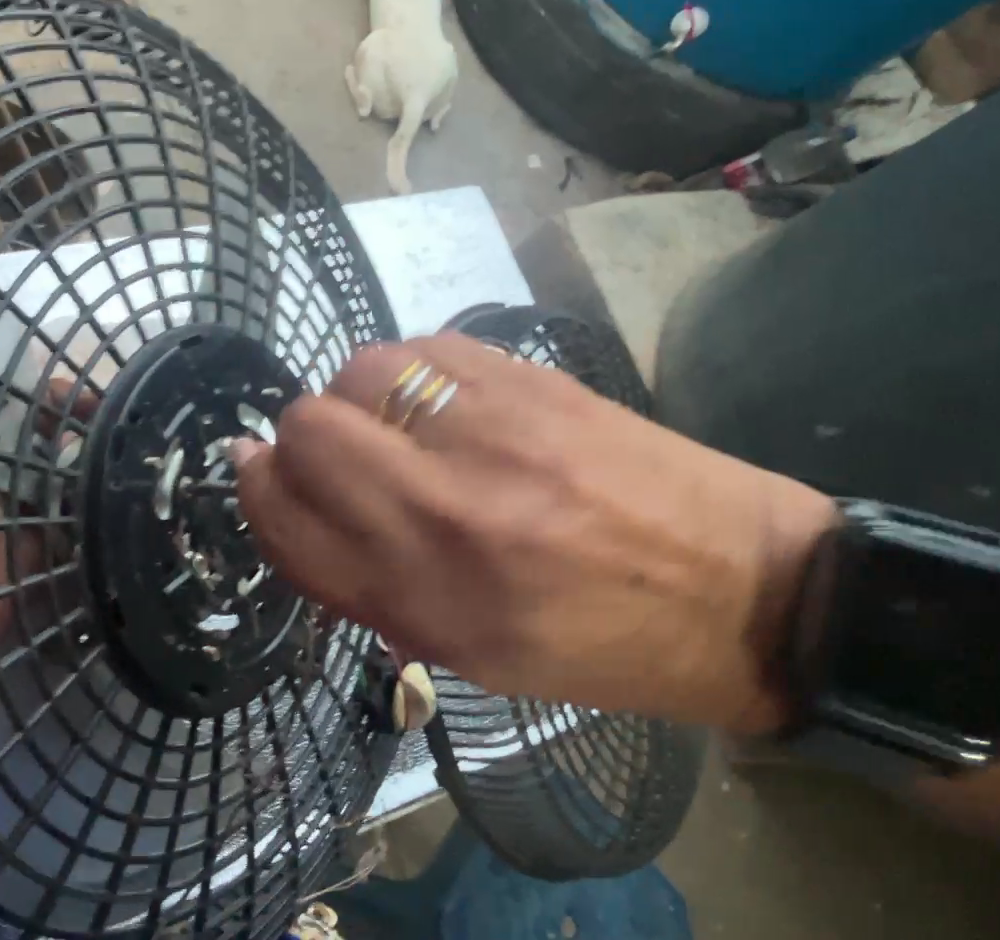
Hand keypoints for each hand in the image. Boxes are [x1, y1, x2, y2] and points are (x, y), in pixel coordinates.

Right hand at [229, 333, 836, 734]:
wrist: (743, 590)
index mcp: (424, 597)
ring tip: (396, 428)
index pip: (286, 521)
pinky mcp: (531, 378)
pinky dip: (407, 373)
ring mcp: (491, 432)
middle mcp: (445, 510)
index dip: (257, 493)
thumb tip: (287, 500)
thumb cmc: (593, 645)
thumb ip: (361, 582)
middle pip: (305, 430)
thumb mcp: (464, 654)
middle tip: (339, 461)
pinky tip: (440, 402)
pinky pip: (418, 346)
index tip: (260, 477)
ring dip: (354, 401)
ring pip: (354, 373)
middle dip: (299, 444)